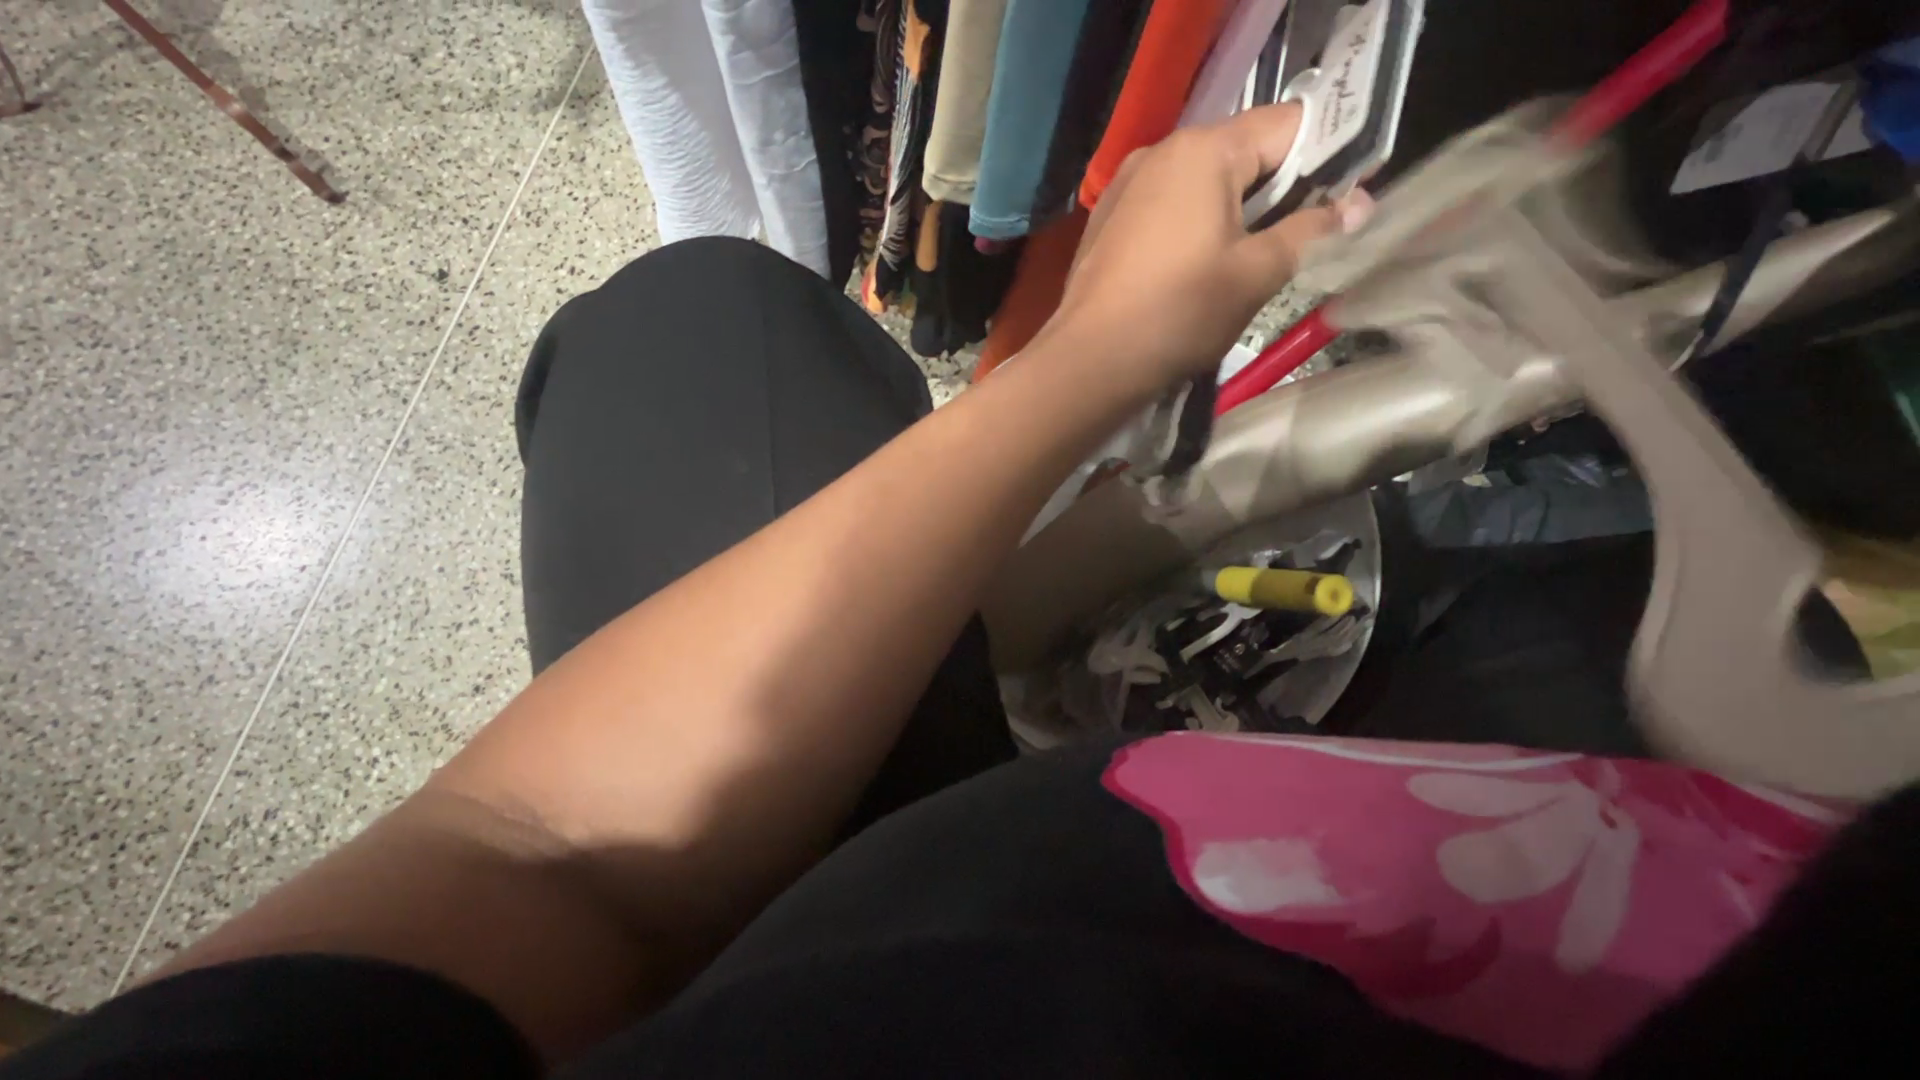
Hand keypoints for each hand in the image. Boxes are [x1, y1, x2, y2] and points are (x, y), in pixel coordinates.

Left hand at [1041, 105, 1369, 391]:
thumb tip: (1360, 205)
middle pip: (1241, 151)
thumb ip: (1311, 231)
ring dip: (1234, 209)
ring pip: (1202, 181)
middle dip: (1278, 187)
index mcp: (1203, 149)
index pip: (1287, 125)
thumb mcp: (1256, 274)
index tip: (1343, 199)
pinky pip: (1166, 206)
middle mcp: (1161, 151)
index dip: (1324, 157)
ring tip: (1249, 260)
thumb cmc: (1180, 312)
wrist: (1090, 361)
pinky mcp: (1107, 220)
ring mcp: (1126, 185)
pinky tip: (1197, 268)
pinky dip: (1192, 225)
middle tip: (1300, 238)